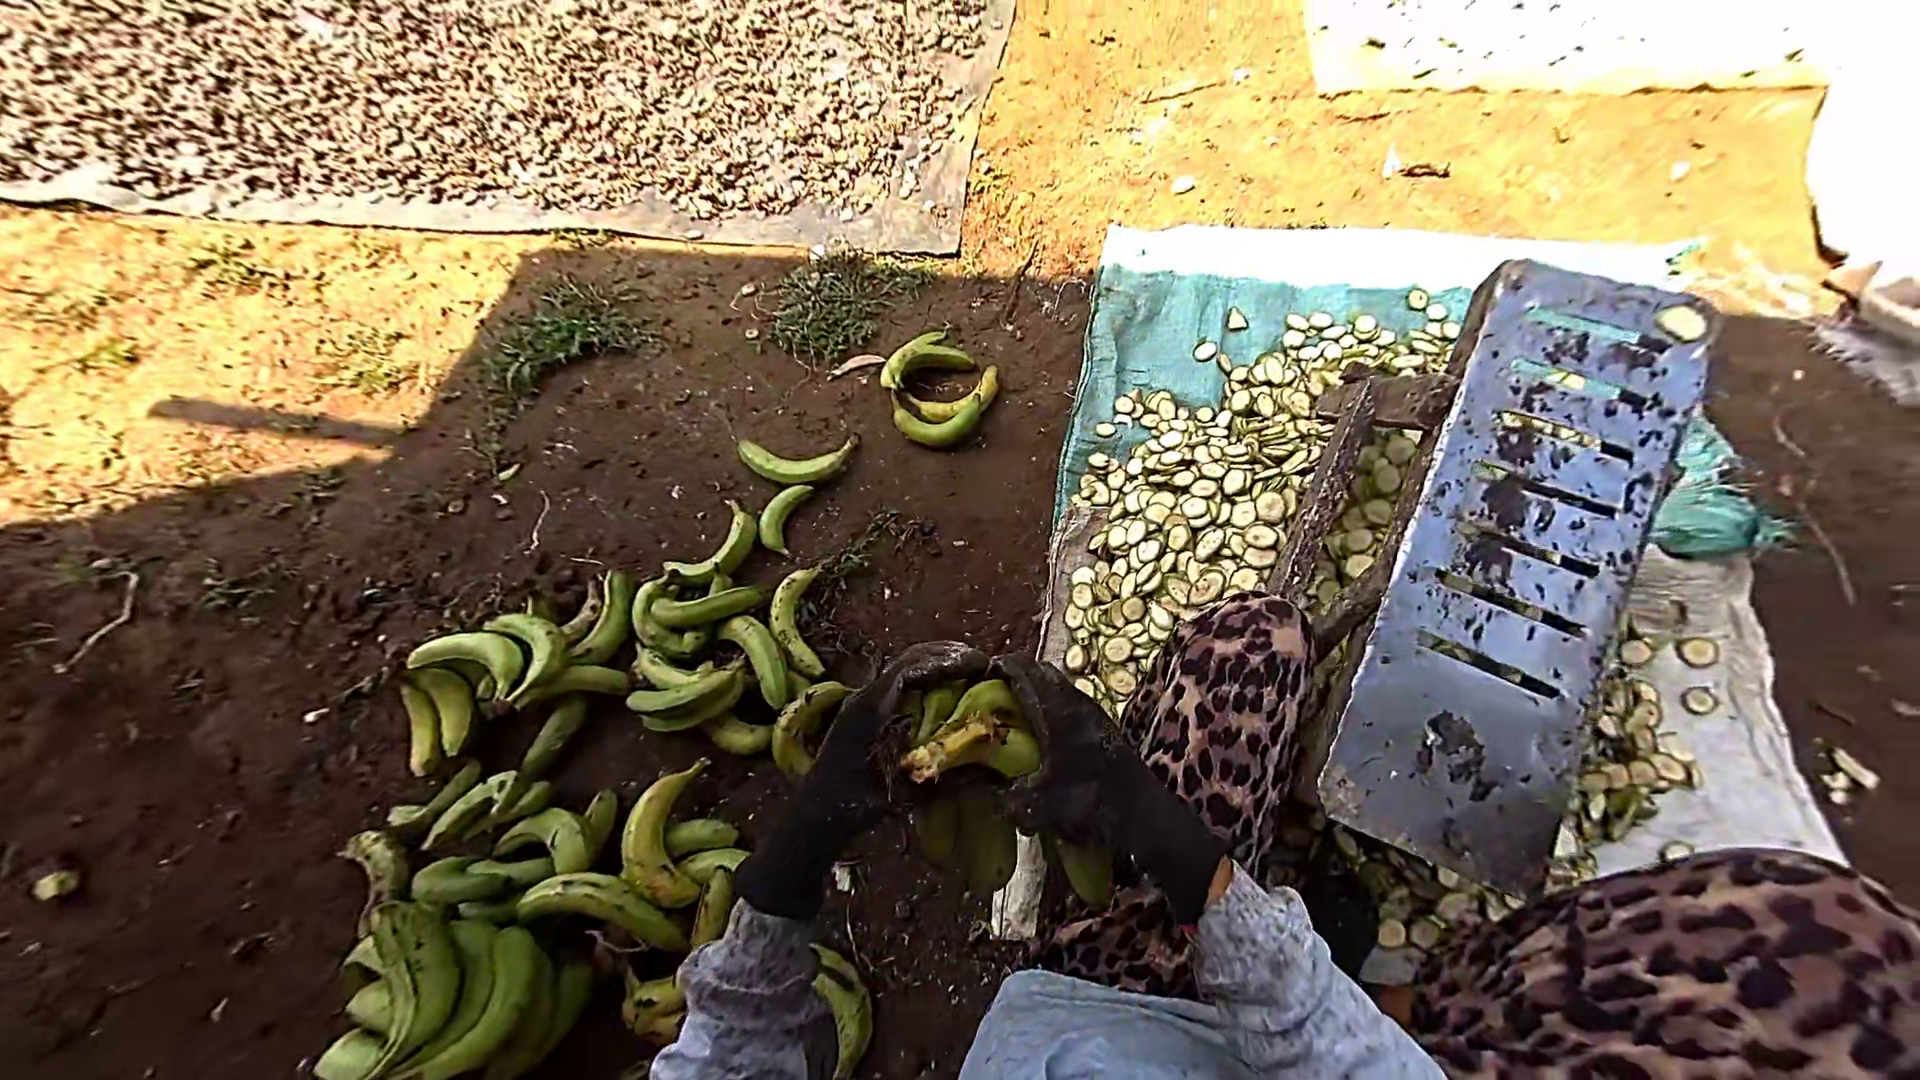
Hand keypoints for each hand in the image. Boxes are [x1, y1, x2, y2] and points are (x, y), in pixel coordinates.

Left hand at [735, 641, 988, 919]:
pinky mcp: (863, 710)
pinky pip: (897, 682)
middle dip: (946, 655)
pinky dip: (922, 677)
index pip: (912, 669)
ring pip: (902, 667)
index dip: (947, 662)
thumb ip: (947, 781)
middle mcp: (865, 695)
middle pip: (908, 659)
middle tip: (979, 662)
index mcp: (871, 707)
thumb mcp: (904, 794)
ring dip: (934, 663)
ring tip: (966, 668)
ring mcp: (862, 700)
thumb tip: (993, 772)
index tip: (979, 664)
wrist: (813, 814)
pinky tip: (941, 688)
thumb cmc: (854, 804)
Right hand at [994, 653, 1227, 922]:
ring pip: (1055, 684)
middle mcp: (1075, 700)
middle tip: (990, 693)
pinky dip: (1048, 703)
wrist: (1145, 816)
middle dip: (1013, 676)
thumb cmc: (1092, 804)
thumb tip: (983, 792)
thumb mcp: (1042, 807)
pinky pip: (1067, 698)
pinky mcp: (1101, 723)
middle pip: (1039, 670)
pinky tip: (1041, 732)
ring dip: (1033, 689)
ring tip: (1011, 712)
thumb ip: (1008, 798)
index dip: (998, 668)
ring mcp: (1091, 709)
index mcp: (1056, 710)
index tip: (977, 677)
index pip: (1023, 669)